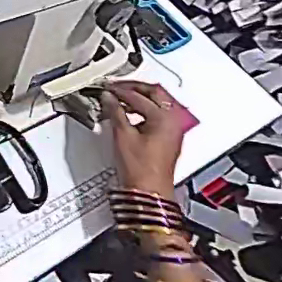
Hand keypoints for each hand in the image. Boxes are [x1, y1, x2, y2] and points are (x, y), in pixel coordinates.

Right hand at [99, 80, 186, 197]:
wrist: (148, 195)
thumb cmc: (142, 171)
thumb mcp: (123, 136)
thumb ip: (115, 112)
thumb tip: (109, 98)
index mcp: (165, 117)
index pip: (139, 96)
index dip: (120, 90)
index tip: (108, 89)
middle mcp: (173, 121)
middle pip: (154, 93)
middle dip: (134, 88)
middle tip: (117, 86)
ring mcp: (172, 131)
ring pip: (156, 104)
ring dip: (138, 99)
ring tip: (120, 99)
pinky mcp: (168, 139)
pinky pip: (156, 116)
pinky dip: (142, 111)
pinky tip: (129, 114)